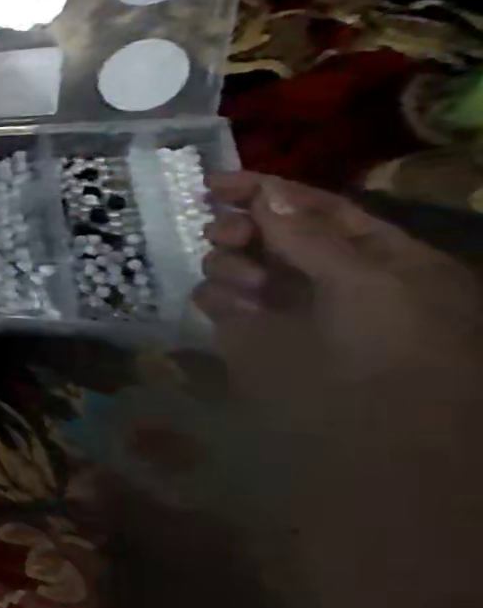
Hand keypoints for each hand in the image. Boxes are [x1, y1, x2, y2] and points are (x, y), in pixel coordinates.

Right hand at [194, 171, 482, 409]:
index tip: (216, 181)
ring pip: (234, 262)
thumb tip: (262, 196)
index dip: (269, 192)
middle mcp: (323, 273)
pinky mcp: (242, 329)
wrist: (372, 426)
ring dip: (231, 262)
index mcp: (375, 255)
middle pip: (267, 232)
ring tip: (246, 283)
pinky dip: (217, 296)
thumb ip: (309, 239)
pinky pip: (214, 297)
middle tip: (228, 234)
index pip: (317, 209)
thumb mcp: (367, 282)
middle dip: (243, 228)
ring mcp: (281, 302)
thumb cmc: (394, 345)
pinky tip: (233, 308)